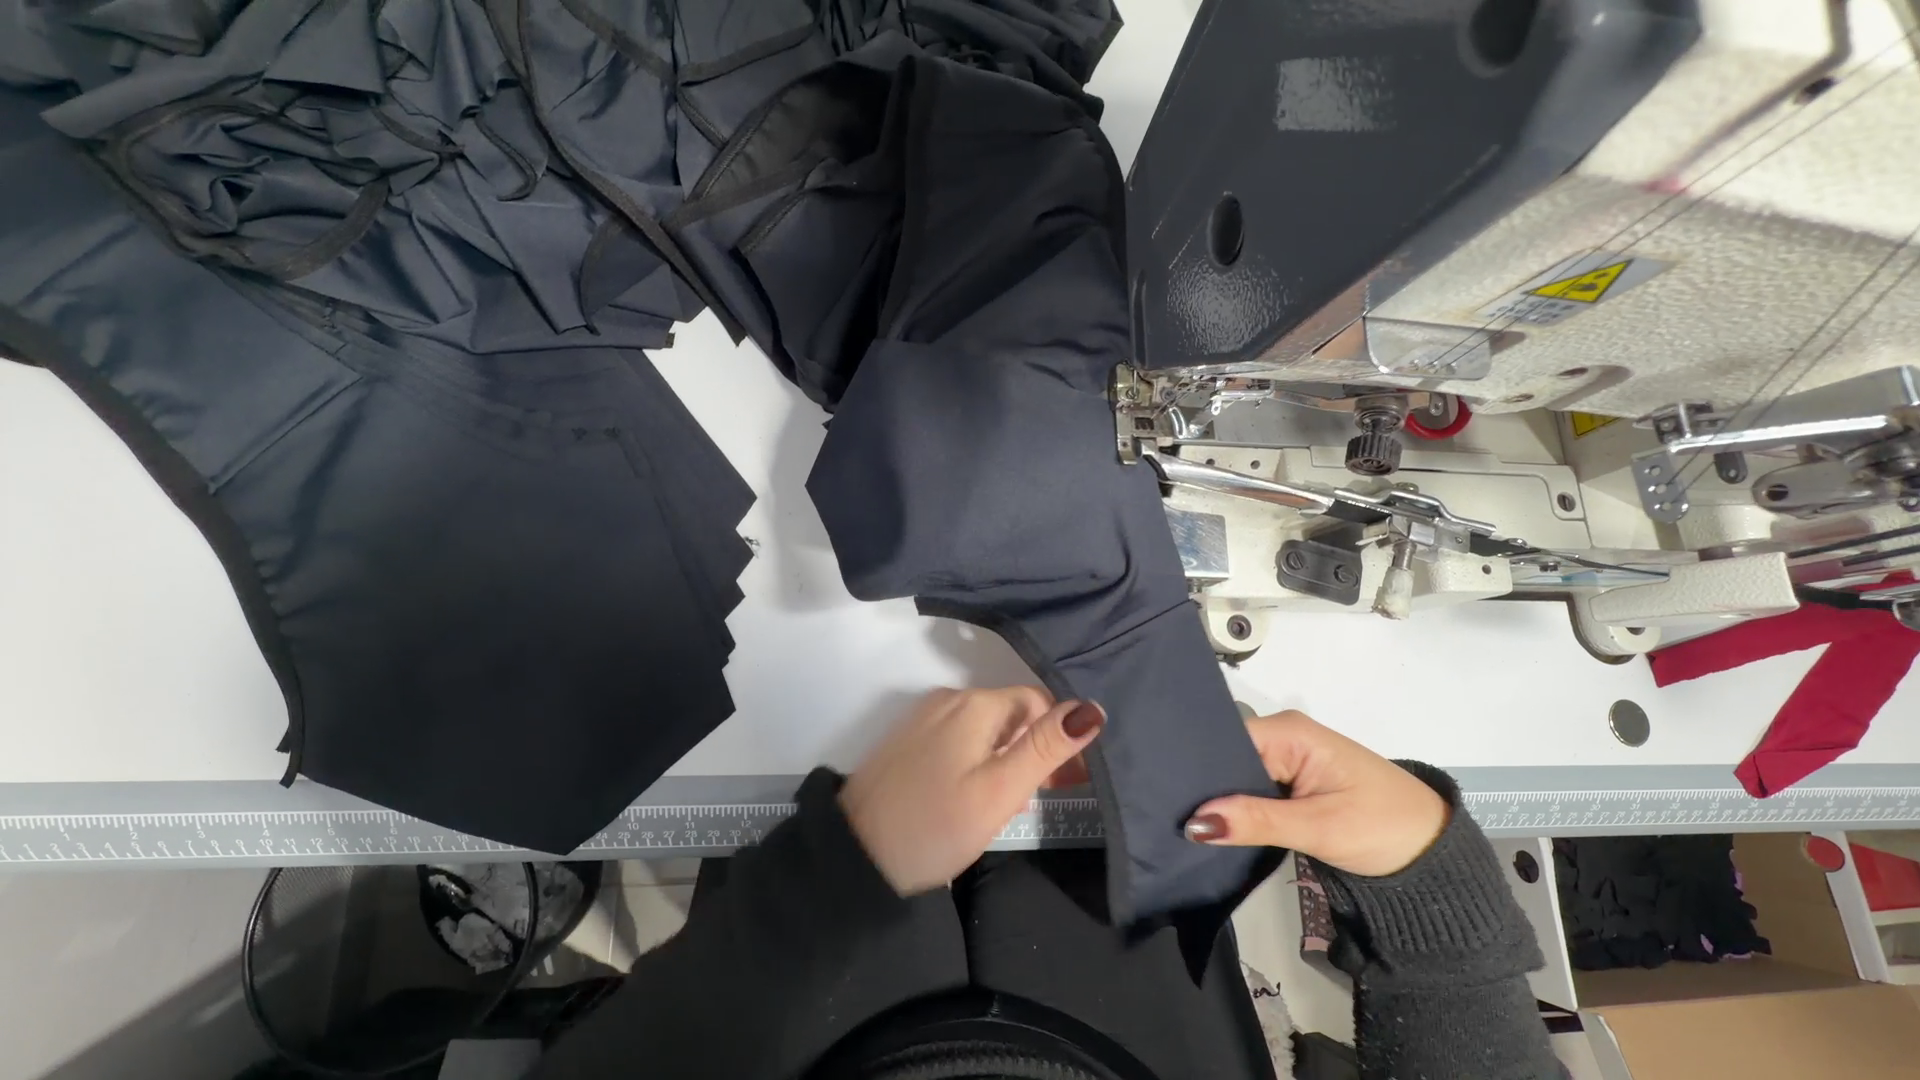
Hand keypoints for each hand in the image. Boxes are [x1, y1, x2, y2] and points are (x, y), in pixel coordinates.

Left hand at [840, 687, 1104, 894]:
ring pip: (985, 729)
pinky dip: (978, 762)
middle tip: (1047, 797)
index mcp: (974, 704)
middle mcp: (948, 699)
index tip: (1070, 781)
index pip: (1037, 702)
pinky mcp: (908, 741)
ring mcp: (923, 719)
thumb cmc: (936, 825)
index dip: (1060, 738)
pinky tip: (978, 798)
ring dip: (1008, 758)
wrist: (855, 855)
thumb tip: (1091, 707)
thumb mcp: (999, 791)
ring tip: (1015, 805)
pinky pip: (958, 740)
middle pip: (1011, 714)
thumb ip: (1045, 747)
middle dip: (1035, 749)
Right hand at [1183, 710, 1447, 877]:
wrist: (1433, 857)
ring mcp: (1287, 759)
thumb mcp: (1318, 828)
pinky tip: (1210, 825)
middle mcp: (1284, 736)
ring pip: (1236, 775)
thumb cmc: (1383, 829)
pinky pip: (1250, 788)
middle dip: (1204, 787)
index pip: (1226, 741)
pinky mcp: (1290, 782)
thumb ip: (1256, 821)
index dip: (1197, 768)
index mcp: (1291, 732)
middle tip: (1167, 816)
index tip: (1167, 796)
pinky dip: (1235, 808)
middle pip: (1227, 756)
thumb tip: (1195, 822)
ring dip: (1218, 800)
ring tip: (1179, 822)